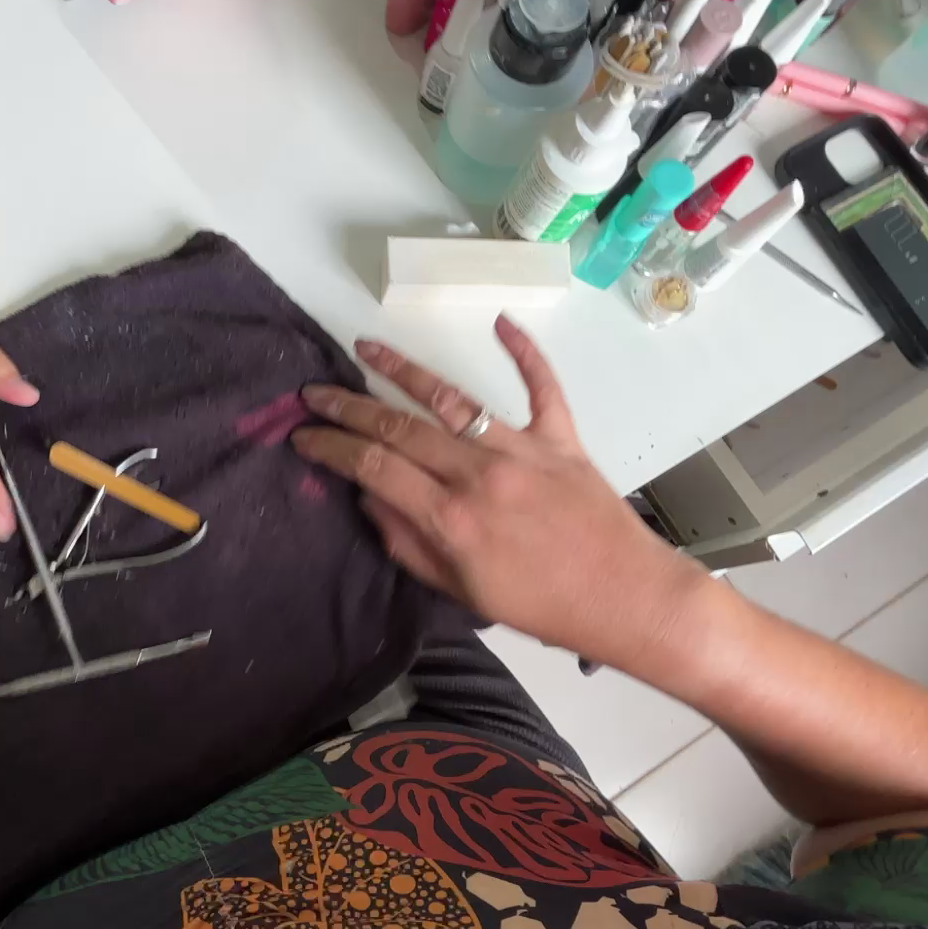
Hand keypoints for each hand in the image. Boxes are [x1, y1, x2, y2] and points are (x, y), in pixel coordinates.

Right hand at [290, 317, 708, 661]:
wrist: (625, 600)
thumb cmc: (540, 606)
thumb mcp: (461, 591)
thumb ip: (407, 543)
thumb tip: (368, 499)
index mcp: (450, 518)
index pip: (372, 466)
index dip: (330, 446)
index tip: (302, 435)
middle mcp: (479, 474)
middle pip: (399, 426)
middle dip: (348, 405)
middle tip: (314, 391)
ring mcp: (521, 449)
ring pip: (451, 398)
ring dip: (403, 370)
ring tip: (367, 347)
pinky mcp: (561, 438)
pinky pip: (541, 386)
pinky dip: (524, 352)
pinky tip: (501, 322)